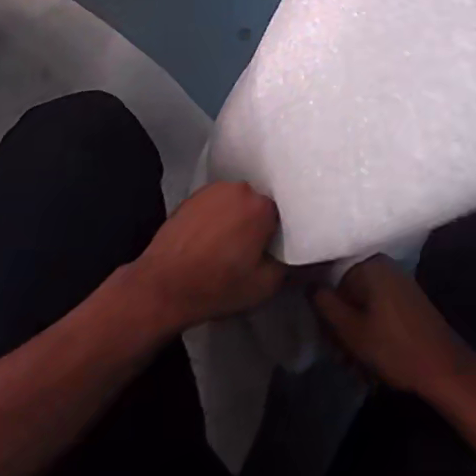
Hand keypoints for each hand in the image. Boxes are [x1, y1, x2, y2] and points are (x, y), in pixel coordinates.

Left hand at [125, 182, 284, 332]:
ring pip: (237, 201)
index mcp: (262, 206)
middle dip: (257, 223)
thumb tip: (312, 261)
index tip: (273, 250)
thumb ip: (292, 269)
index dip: (279, 234)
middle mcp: (240, 188)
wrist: (162, 286)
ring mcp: (214, 189)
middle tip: (251, 249)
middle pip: (259, 204)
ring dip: (236, 217)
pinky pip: (216, 202)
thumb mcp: (264, 286)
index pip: (283, 214)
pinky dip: (217, 215)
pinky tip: (208, 237)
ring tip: (227, 244)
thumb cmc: (218, 286)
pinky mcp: (192, 195)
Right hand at [312, 255, 475, 396]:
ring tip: (358, 367)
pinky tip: (373, 361)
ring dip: (356, 335)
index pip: (331, 280)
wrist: (445, 368)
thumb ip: (325, 304)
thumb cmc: (394, 348)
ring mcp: (399, 283)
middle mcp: (385, 266)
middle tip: (343, 358)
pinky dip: (372, 333)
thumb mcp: (352, 330)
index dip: (326, 311)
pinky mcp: (408, 300)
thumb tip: (309, 284)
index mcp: (370, 266)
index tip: (328, 339)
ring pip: (363, 306)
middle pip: (348, 293)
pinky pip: (379, 311)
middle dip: (342, 327)